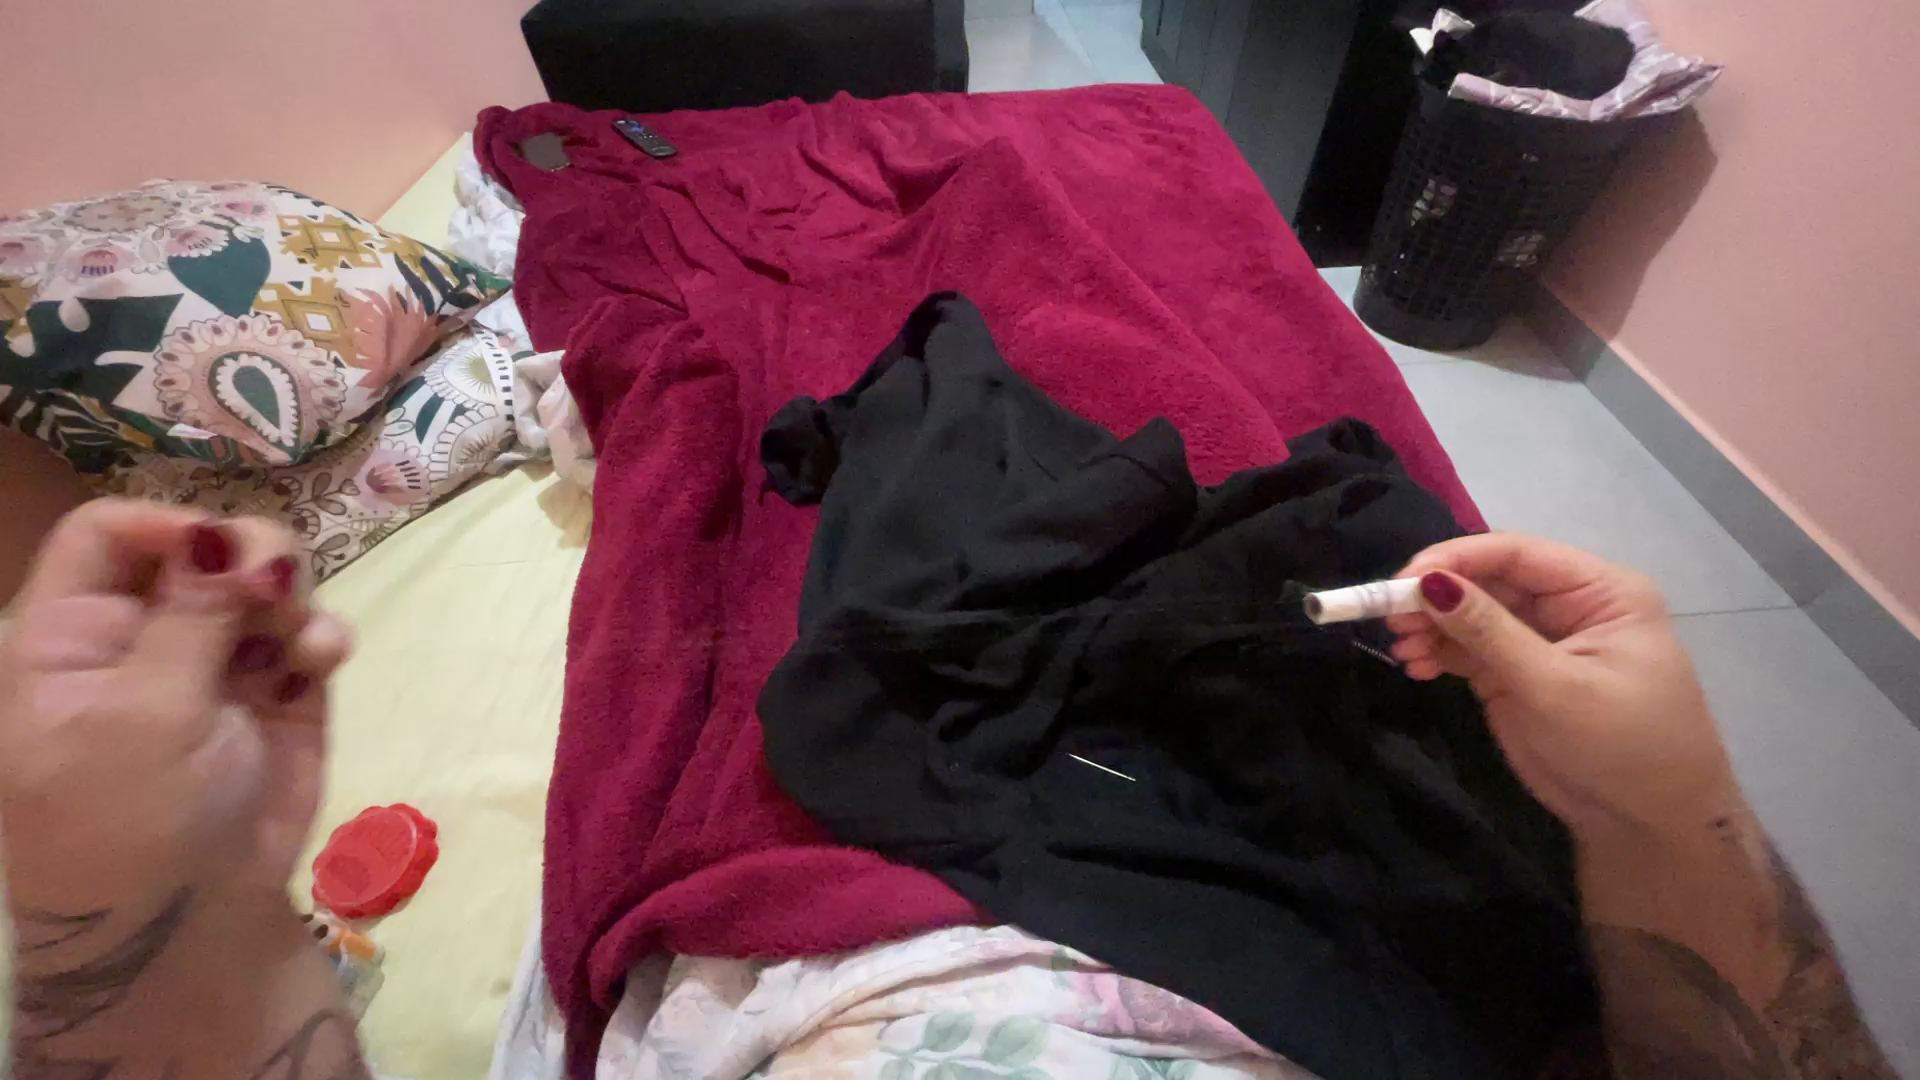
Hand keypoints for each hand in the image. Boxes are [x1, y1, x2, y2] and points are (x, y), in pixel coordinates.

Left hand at [0, 500, 352, 915]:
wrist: (191, 908)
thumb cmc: (128, 818)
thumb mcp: (144, 715)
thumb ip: (193, 617)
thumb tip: (228, 532)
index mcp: (73, 635)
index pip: (114, 534)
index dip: (176, 525)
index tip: (234, 553)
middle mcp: (149, 634)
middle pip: (212, 548)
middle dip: (257, 561)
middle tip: (279, 594)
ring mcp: (222, 659)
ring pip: (273, 586)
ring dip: (298, 602)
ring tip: (303, 648)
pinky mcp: (284, 684)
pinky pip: (313, 632)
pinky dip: (325, 636)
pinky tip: (321, 663)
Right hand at [1385, 533, 1743, 845]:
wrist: (1646, 825)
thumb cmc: (1620, 747)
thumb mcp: (1552, 686)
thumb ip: (1487, 631)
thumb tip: (1427, 583)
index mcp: (1599, 592)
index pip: (1514, 553)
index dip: (1453, 559)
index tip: (1402, 582)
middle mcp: (1565, 604)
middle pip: (1482, 579)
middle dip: (1433, 597)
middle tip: (1390, 620)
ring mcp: (1535, 637)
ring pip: (1464, 611)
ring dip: (1427, 627)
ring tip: (1403, 651)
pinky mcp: (1510, 668)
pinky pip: (1460, 645)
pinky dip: (1433, 652)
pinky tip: (1416, 668)